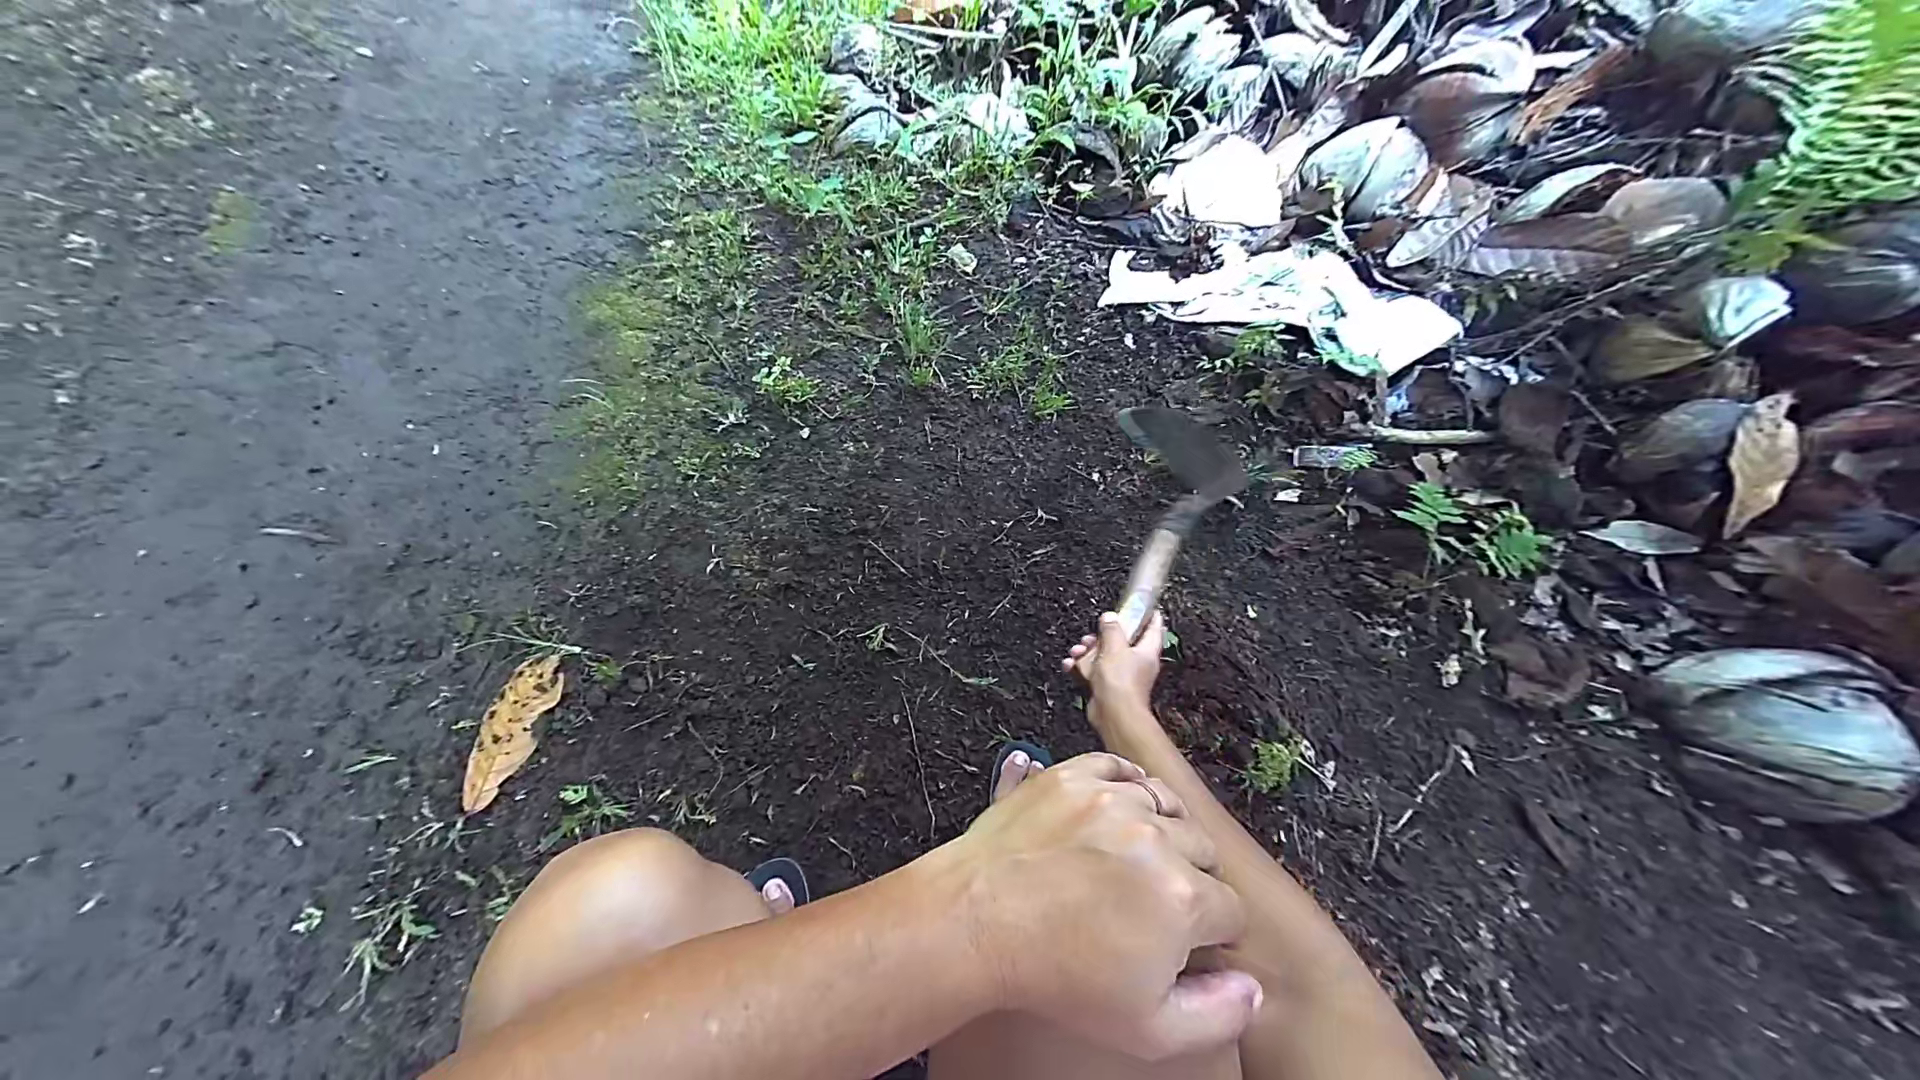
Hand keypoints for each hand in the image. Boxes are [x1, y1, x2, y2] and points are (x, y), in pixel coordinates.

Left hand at [935, 752, 1261, 1060]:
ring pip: (1165, 803)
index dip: (1211, 929)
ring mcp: (1111, 798)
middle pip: (1202, 850)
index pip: (1229, 909)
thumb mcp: (1146, 1027)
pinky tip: (1118, 804)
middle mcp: (1154, 837)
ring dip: (1161, 826)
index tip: (1184, 935)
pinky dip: (1125, 783)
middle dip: (1189, 875)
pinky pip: (1118, 767)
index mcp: (1181, 898)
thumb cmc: (1056, 975)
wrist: (979, 917)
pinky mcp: (1074, 775)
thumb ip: (1216, 1014)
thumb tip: (1252, 986)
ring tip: (1136, 850)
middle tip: (1154, 896)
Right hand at [1062, 610, 1164, 713]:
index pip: (1153, 627)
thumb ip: (1111, 629)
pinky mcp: (1107, 687)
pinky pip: (1092, 671)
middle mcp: (1136, 662)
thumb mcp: (1114, 647)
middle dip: (1101, 636)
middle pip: (1120, 641)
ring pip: (1103, 655)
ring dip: (1086, 651)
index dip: (1148, 615)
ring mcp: (1121, 675)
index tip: (1142, 606)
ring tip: (1077, 651)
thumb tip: (1110, 617)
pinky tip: (1071, 665)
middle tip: (1091, 636)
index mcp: (1146, 651)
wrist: (1112, 713)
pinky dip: (1080, 667)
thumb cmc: (1120, 681)